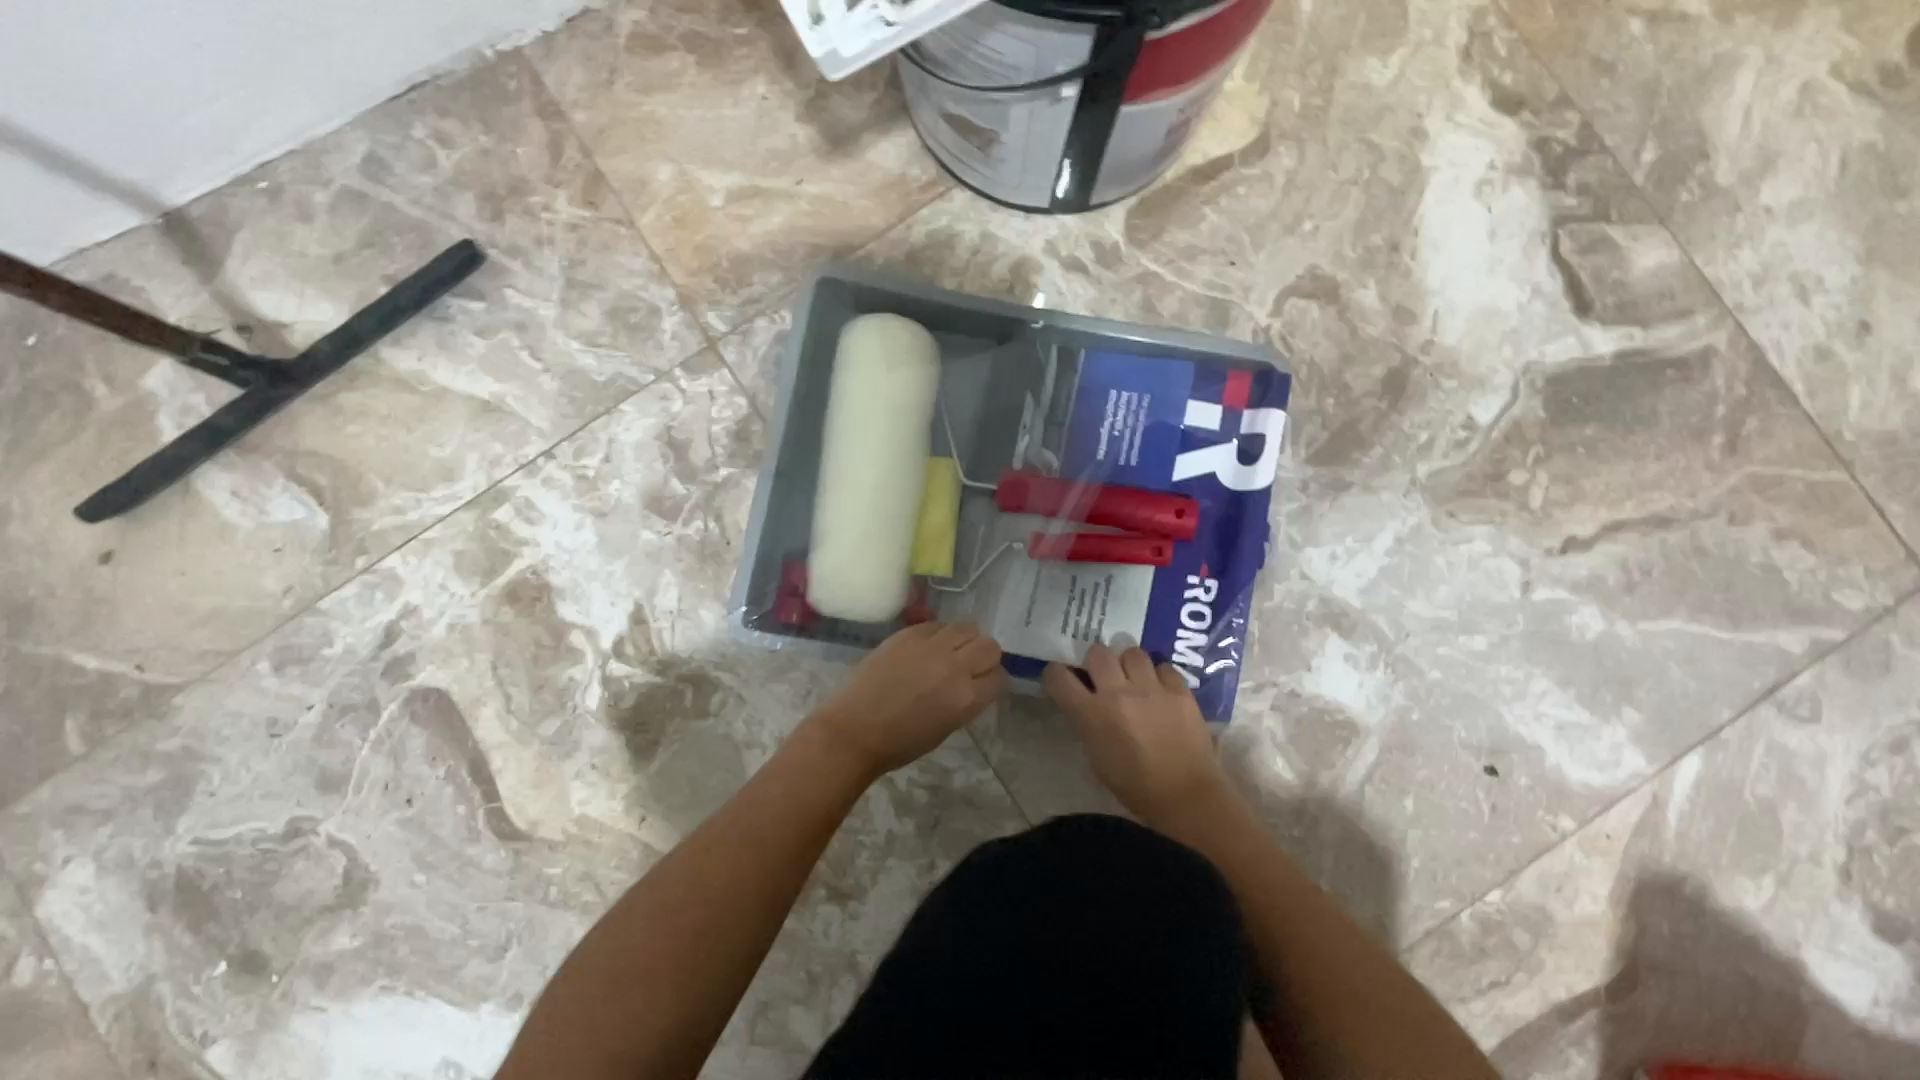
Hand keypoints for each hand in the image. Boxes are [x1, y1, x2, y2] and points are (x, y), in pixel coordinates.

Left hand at [808, 622, 1007, 778]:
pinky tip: (926, 647)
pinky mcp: (907, 634)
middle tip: (969, 664)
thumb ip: (966, 702)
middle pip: (989, 646)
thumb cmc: (900, 743)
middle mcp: (955, 666)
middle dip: (985, 655)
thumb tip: (973, 684)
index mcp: (967, 698)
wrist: (854, 730)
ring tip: (949, 651)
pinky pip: (936, 624)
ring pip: (966, 627)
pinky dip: (938, 634)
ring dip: (964, 639)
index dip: (993, 680)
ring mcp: (930, 646)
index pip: (999, 677)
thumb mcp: (946, 727)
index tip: (983, 683)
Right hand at [1043, 643, 1229, 828]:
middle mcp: (1118, 693)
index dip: (1056, 674)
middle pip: (1097, 652)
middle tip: (1103, 674)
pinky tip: (1161, 690)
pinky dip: (1159, 676)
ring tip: (1134, 677)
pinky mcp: (1180, 690)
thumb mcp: (1096, 759)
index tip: (1062, 678)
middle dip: (1096, 661)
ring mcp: (1151, 689)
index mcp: (1092, 714)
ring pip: (1132, 652)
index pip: (1059, 676)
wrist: (1185, 795)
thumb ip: (1087, 726)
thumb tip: (1085, 707)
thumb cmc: (1134, 786)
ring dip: (1128, 663)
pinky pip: (1164, 667)